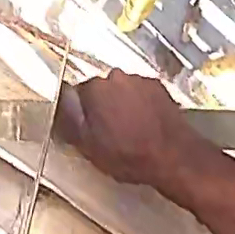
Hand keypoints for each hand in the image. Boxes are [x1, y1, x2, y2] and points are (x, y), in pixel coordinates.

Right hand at [56, 70, 210, 189]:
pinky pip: (142, 92)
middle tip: (111, 132)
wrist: (175, 157)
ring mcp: (138, 79)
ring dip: (123, 103)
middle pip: (101, 89)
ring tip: (132, 130)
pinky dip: (142, 104)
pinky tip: (147, 124)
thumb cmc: (131, 155)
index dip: (83, 113)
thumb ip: (70, 122)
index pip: (78, 94)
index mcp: (93, 89)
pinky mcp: (157, 86)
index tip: (91, 129)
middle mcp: (114, 76)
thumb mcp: (91, 148)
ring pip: (122, 89)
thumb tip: (59, 104)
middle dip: (104, 106)